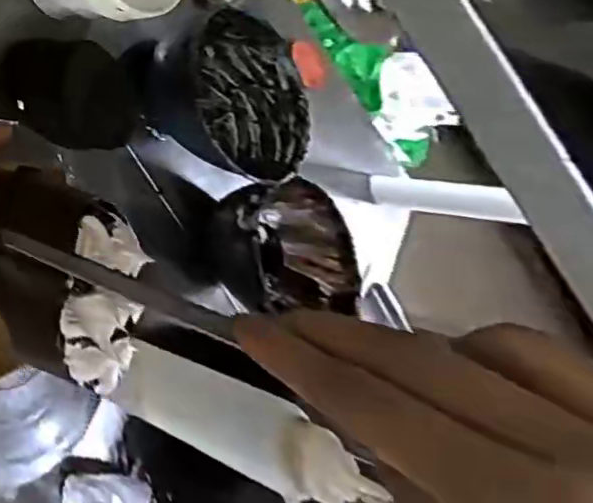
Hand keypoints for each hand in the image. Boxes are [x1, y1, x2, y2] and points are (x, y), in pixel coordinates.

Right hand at [238, 310, 592, 501]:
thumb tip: (364, 445)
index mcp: (516, 499)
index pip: (372, 404)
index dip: (297, 358)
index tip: (246, 328)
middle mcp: (574, 457)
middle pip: (419, 362)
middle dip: (334, 333)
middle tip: (281, 321)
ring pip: (497, 347)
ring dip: (424, 346)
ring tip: (388, 356)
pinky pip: (569, 364)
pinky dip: (509, 357)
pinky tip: (491, 377)